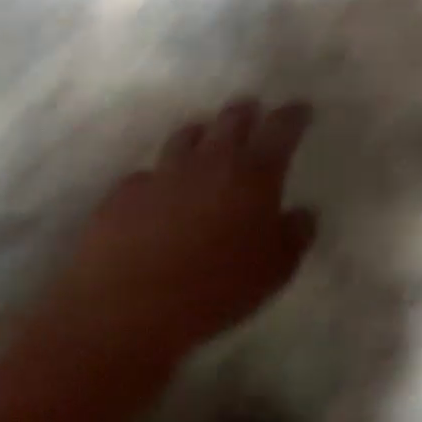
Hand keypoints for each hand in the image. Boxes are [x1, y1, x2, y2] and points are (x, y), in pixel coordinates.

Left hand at [29, 100, 316, 366]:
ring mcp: (161, 175)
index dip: (293, 115)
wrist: (122, 312)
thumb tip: (301, 213)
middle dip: (246, 112)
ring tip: (206, 142)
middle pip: (230, 120)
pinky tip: (160, 194)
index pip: (281, 128)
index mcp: (255, 175)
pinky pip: (147, 174)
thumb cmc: (216, 290)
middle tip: (253, 113)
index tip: (300, 109)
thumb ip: (296, 235)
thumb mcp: (276, 270)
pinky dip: (160, 176)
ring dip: (202, 135)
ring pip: (185, 137)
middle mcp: (210, 162)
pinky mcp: (121, 196)